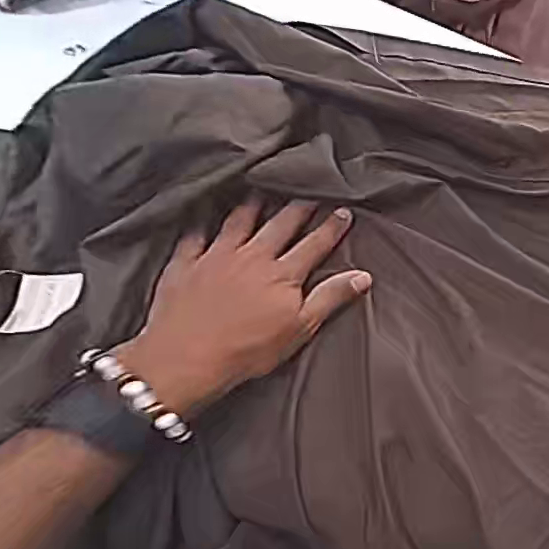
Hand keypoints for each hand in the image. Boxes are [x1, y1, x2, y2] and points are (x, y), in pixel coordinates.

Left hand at [114, 193, 368, 418]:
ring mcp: (216, 257)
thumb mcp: (300, 328)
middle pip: (279, 225)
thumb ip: (330, 298)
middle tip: (308, 194)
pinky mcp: (186, 264)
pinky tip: (202, 216)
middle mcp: (252, 257)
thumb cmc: (249, 349)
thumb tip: (362, 276)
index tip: (344, 212)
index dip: (331, 228)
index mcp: (283, 274)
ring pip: (238, 222)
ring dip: (252, 206)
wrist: (188, 356)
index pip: (314, 245)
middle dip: (297, 208)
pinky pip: (194, 236)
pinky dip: (201, 224)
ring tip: (261, 192)